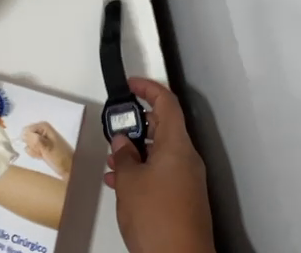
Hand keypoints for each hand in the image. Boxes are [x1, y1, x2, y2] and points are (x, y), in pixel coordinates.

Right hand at [22, 121, 74, 177]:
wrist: (68, 167)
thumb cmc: (59, 156)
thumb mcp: (47, 147)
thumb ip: (34, 140)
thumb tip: (23, 134)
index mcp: (43, 126)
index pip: (26, 131)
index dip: (30, 140)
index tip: (37, 146)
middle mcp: (41, 130)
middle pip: (26, 137)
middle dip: (32, 146)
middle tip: (41, 151)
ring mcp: (41, 138)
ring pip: (28, 144)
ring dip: (34, 151)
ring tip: (43, 154)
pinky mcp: (41, 146)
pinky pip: (31, 150)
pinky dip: (35, 154)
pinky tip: (42, 157)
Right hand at [104, 78, 215, 252]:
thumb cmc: (156, 218)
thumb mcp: (130, 182)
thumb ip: (124, 156)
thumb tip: (122, 142)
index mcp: (177, 145)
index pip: (166, 102)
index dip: (148, 88)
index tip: (130, 83)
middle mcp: (187, 158)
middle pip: (163, 126)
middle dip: (136, 125)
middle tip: (114, 130)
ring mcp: (188, 180)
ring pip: (160, 152)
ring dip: (136, 152)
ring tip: (112, 162)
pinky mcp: (184, 199)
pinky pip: (162, 173)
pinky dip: (143, 172)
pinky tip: (121, 184)